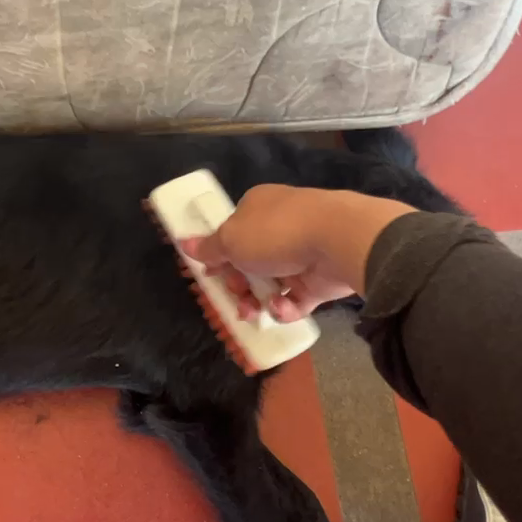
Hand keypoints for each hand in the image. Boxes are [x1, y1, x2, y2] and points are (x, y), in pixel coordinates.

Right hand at [180, 185, 415, 322]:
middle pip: (248, 263)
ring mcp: (300, 255)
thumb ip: (209, 247)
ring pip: (269, 284)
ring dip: (257, 301)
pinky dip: (285, 307)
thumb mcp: (231, 239)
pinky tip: (281, 307)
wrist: (337, 240)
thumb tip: (183, 242)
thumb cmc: (276, 233)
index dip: (219, 257)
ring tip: (252, 312)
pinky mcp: (318, 281)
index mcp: (256, 210)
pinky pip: (294, 299)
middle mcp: (278, 229)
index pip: (231, 234)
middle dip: (237, 285)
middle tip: (235, 295)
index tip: (210, 276)